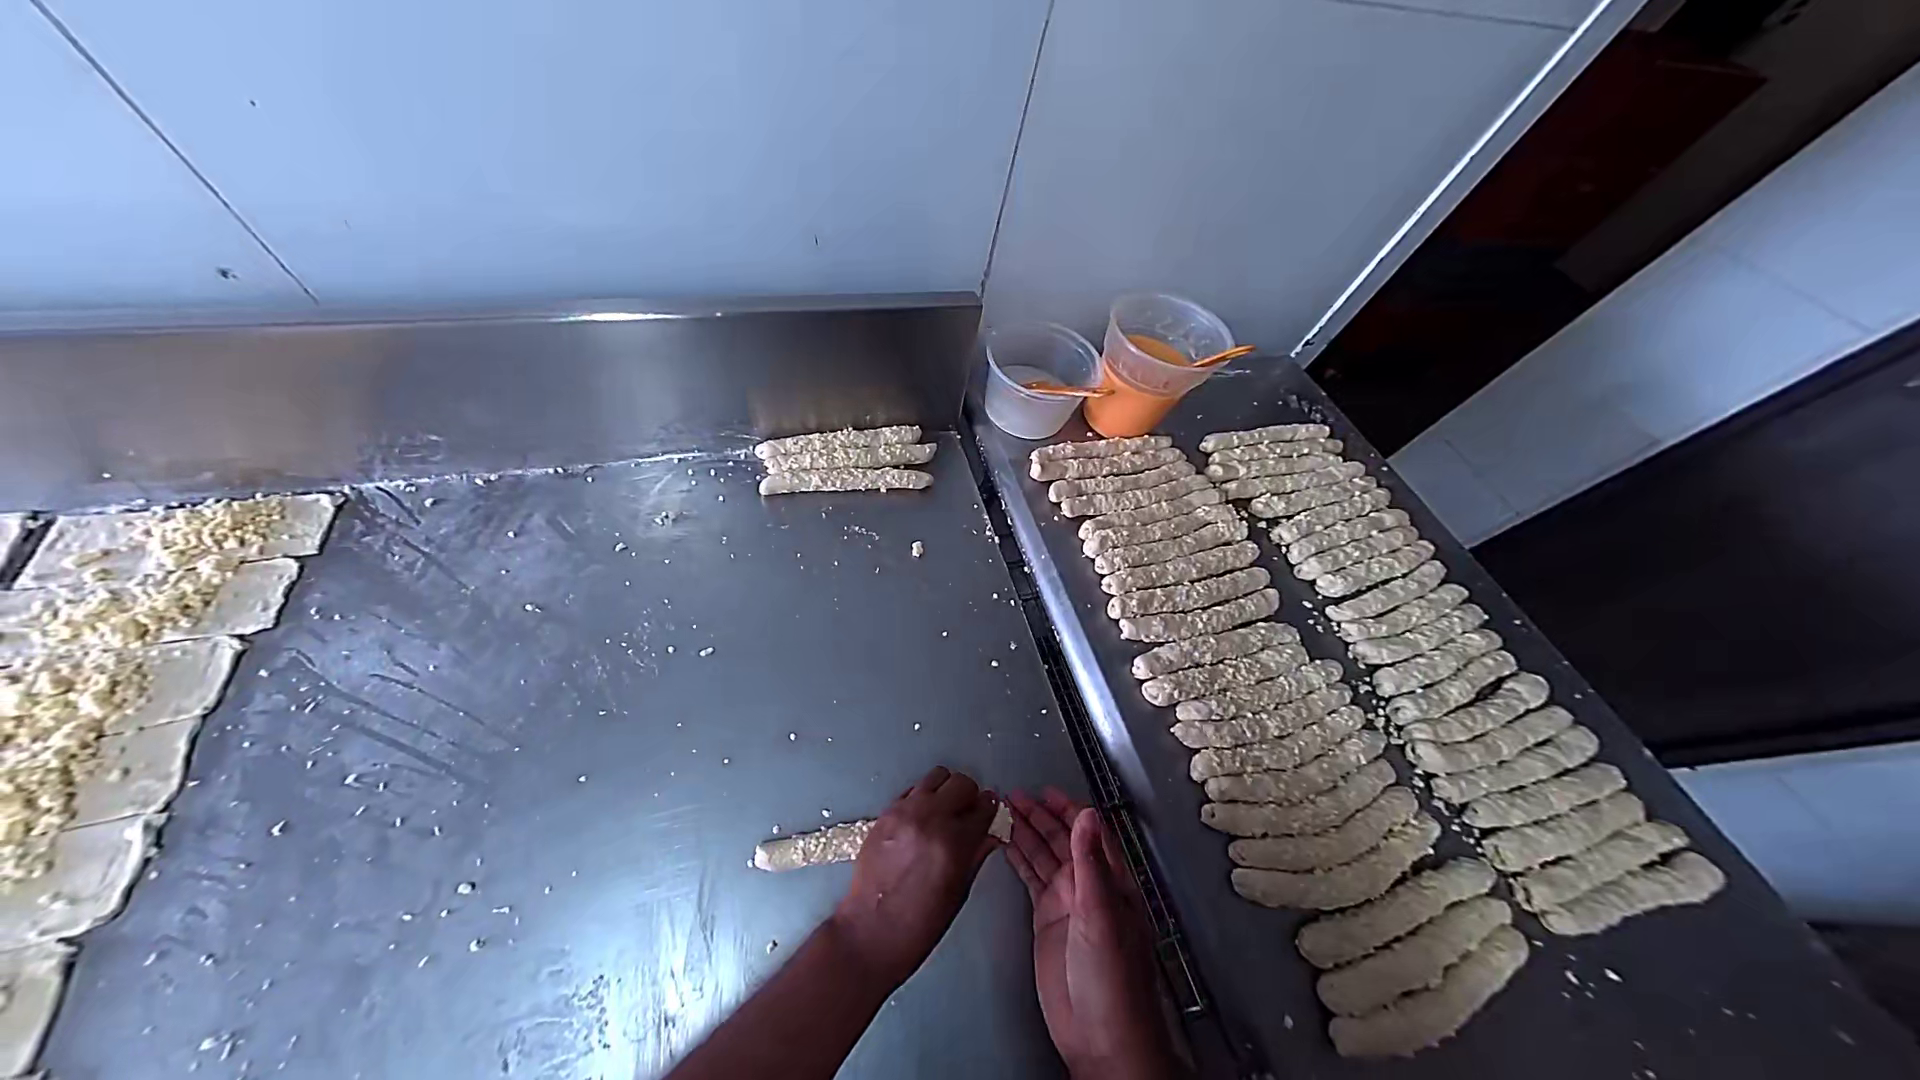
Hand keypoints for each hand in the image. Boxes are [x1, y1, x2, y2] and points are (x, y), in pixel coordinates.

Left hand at [830, 766, 998, 987]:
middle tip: (967, 812)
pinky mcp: (886, 813)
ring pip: (937, 777)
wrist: (871, 931)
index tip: (989, 814)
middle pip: (962, 783)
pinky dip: (923, 798)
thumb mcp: (959, 891)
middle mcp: (930, 820)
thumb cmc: (920, 923)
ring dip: (946, 790)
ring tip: (944, 810)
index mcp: (954, 844)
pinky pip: (912, 790)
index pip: (984, 808)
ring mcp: (905, 813)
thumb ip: (977, 855)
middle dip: (970, 796)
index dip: (990, 811)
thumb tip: (991, 833)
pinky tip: (922, 818)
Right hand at [1005, 789, 1181, 1079]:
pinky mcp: (1046, 919)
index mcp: (1109, 879)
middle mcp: (1087, 885)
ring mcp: (1066, 902)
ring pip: (1043, 856)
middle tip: (1015, 796)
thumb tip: (1088, 815)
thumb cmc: (1114, 980)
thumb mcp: (1101, 915)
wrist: (1100, 1035)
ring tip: (1005, 811)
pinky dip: (1019, 860)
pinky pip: (1031, 879)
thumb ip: (1090, 863)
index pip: (1088, 832)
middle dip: (1040, 816)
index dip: (1068, 809)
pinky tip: (1006, 845)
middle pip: (1061, 839)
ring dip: (1026, 833)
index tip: (1047, 791)